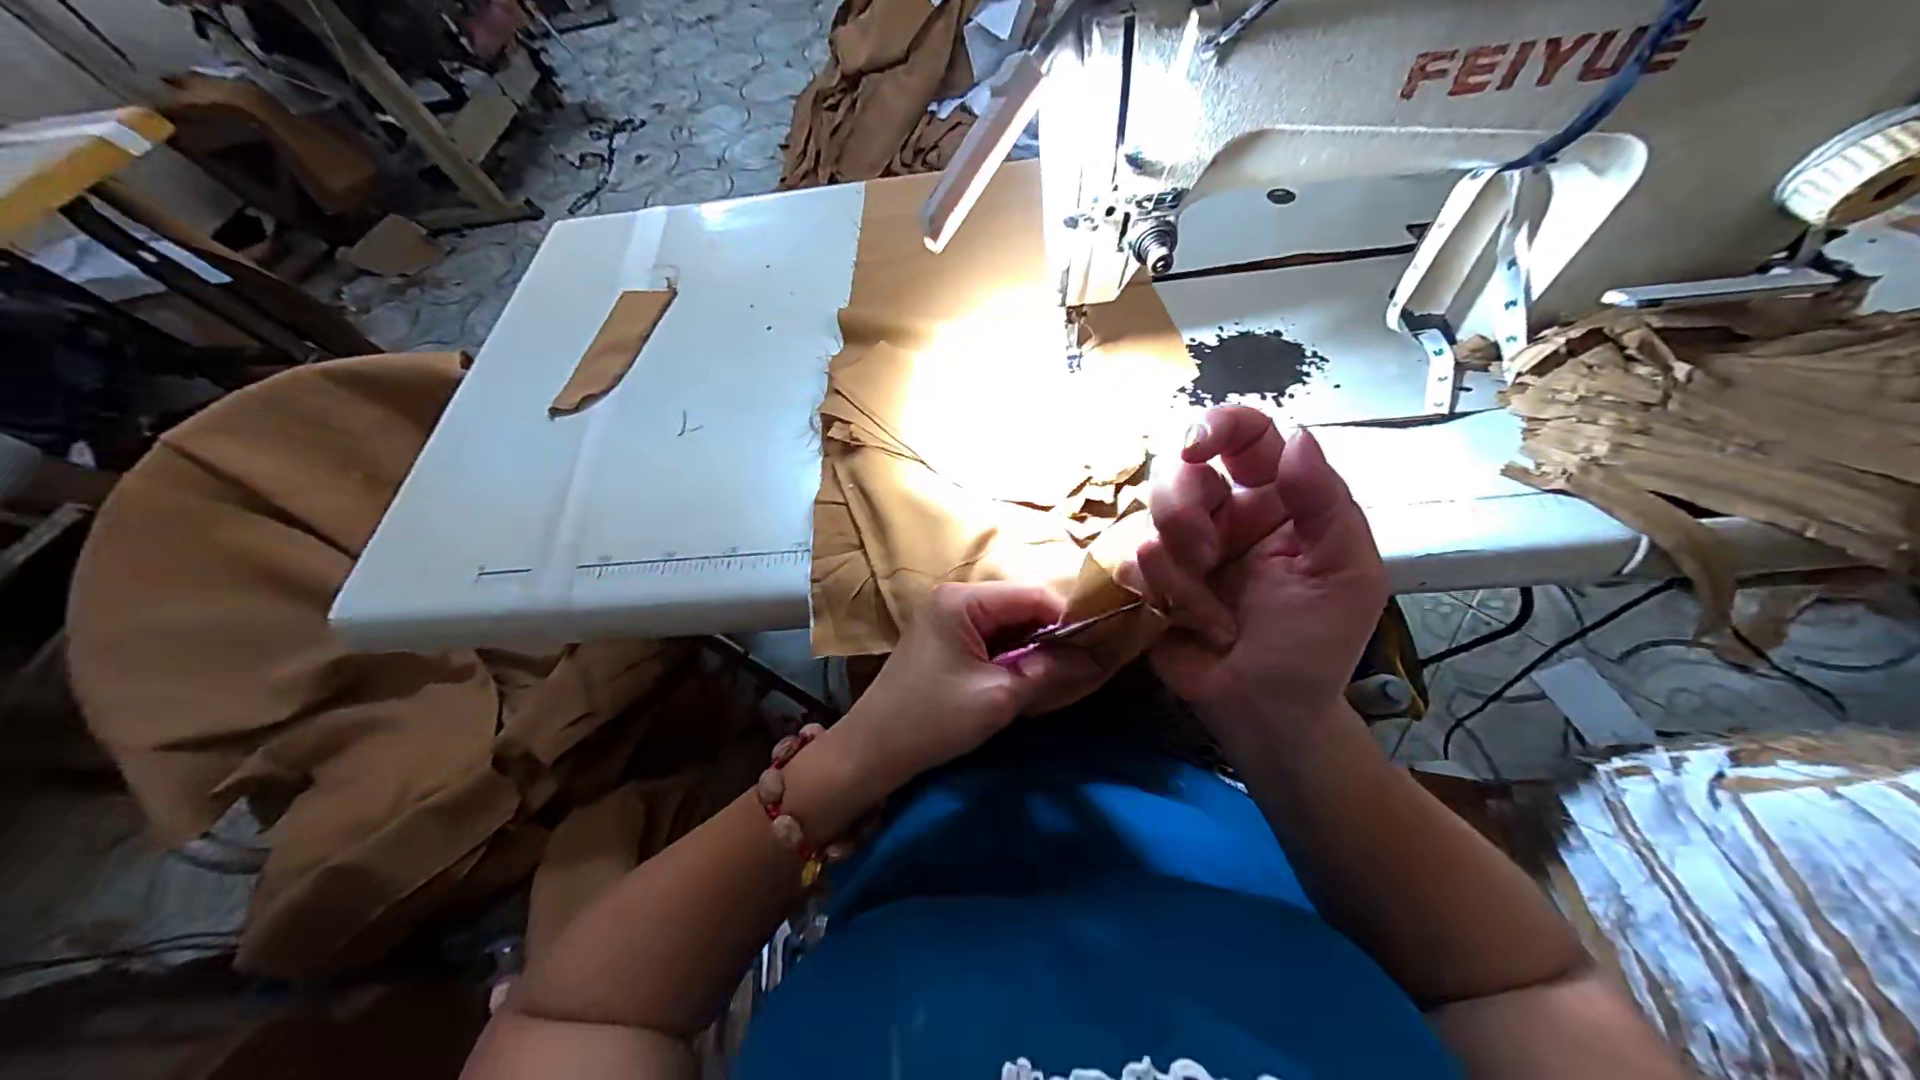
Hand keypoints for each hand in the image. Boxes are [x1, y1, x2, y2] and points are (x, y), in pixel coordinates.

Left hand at [837, 582, 1104, 787]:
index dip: (1067, 621)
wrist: (872, 751)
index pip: (1032, 596)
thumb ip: (1048, 672)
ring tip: (1056, 679)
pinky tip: (1025, 681)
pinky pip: (990, 639)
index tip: (1095, 651)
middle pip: (1021, 607)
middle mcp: (954, 598)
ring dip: (1032, 650)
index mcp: (962, 600)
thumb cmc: (932, 720)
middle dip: (1051, 637)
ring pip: (1008, 625)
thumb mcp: (998, 698)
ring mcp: (946, 618)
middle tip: (1078, 670)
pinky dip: (1011, 657)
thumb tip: (1094, 661)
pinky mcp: (944, 640)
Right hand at [1128, 406, 1385, 718]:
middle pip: (1178, 471)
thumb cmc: (1315, 647)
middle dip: (1183, 512)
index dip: (1217, 426)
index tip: (1196, 448)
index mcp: (1277, 500)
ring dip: (1177, 568)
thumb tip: (1299, 438)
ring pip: (1148, 517)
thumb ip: (1327, 504)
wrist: (1266, 711)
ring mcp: (1182, 547)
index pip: (1246, 436)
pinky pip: (1130, 562)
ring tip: (1210, 611)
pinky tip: (1189, 623)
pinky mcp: (1149, 580)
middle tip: (1205, 557)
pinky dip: (1162, 595)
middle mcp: (1225, 514)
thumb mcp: (1346, 574)